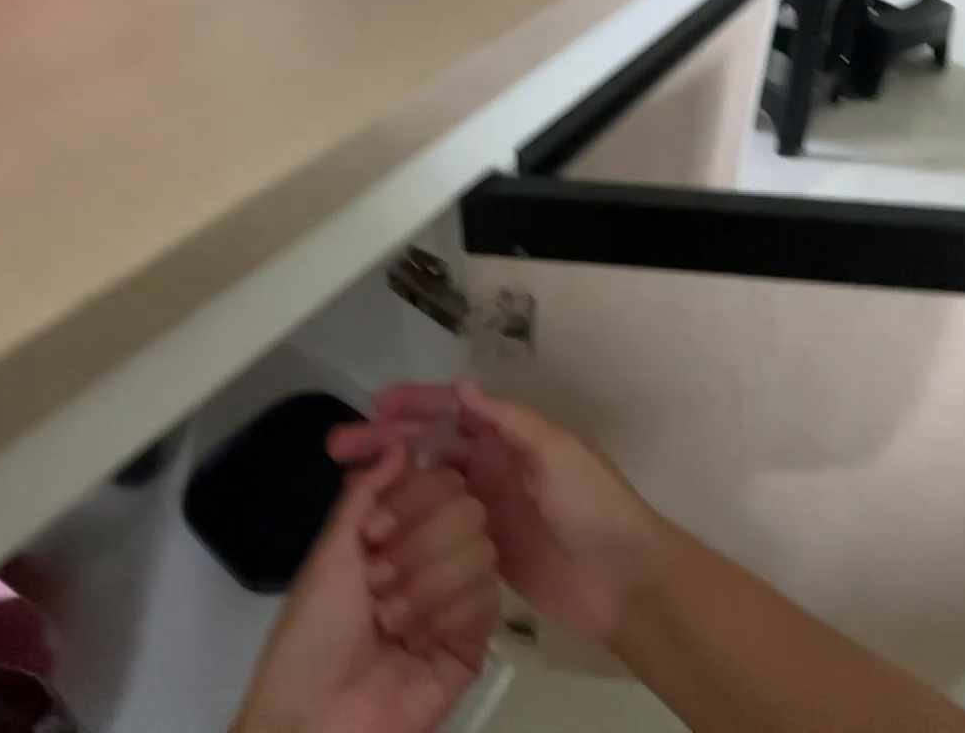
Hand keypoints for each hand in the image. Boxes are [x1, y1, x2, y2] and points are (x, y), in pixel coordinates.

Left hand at [234, 445, 498, 732]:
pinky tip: (418, 641)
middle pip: (469, 509)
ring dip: (428, 585)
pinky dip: (446, 616)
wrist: (318, 719)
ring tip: (391, 620)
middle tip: (378, 582)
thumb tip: (401, 442)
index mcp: (400, 531)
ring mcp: (458, 595)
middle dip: (420, 545)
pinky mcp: (477, 638)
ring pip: (482, 550)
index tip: (377, 531)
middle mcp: (434, 555)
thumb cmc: (314, 632)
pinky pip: (488, 599)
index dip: (418, 498)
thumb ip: (366, 492)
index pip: (443, 481)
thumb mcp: (330, 552)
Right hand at [330, 381, 663, 642]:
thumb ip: (509, 421)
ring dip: (392, 479)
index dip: (416, 405)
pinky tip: (379, 523)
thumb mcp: (557, 451)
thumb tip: (461, 385)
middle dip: (390, 440)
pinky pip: (440, 525)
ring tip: (349, 484)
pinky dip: (412, 518)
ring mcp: (488, 508)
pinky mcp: (484, 547)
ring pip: (430, 483)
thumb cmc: (594, 504)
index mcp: (513, 437)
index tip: (375, 407)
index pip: (456, 411)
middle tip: (341, 446)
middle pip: (433, 445)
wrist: (624, 578)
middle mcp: (496, 465)